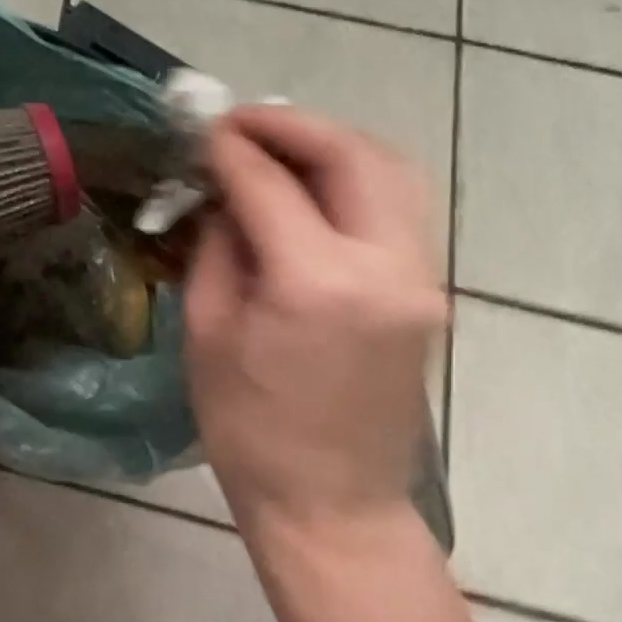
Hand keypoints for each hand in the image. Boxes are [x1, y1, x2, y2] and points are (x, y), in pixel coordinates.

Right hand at [184, 105, 446, 533]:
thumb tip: (219, 192)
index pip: (270, 183)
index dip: (227, 148)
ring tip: (271, 141)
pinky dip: (352, 175)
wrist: (329, 499)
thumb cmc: (244, 423)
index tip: (195, 129)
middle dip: (290, 125)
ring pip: (390, 171)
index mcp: (317, 283)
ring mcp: (420, 279)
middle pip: (352, 157)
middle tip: (235, 122)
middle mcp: (386, 268)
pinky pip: (396, 206)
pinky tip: (306, 181)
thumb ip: (218, 246)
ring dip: (329, 143)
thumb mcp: (206, 327)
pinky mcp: (426, 291)